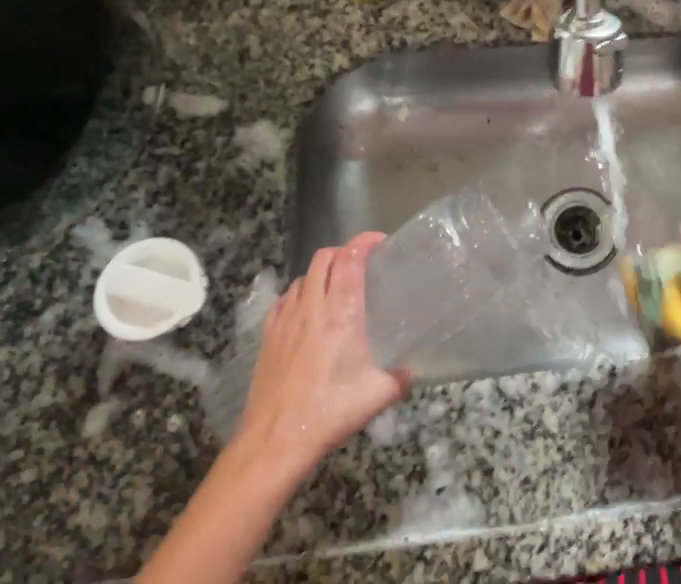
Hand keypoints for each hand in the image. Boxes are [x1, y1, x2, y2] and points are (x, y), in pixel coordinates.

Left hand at [233, 233, 410, 477]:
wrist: (275, 439)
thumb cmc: (331, 412)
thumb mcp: (379, 395)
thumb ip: (401, 378)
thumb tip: (412, 371)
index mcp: (341, 312)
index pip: (350, 259)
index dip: (364, 242)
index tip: (380, 241)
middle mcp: (311, 307)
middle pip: (323, 259)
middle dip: (344, 252)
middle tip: (363, 263)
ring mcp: (285, 320)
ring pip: (302, 277)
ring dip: (321, 272)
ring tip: (337, 286)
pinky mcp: (268, 336)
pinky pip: (285, 299)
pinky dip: (300, 293)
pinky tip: (307, 311)